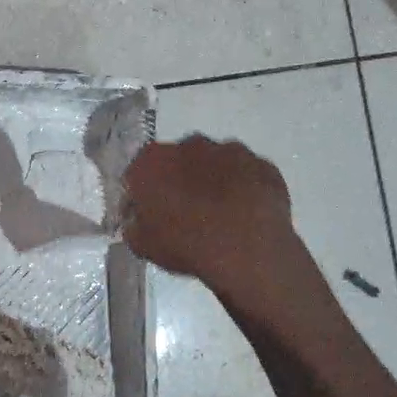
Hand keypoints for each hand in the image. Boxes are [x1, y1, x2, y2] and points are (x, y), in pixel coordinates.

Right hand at [121, 137, 302, 283]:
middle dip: (180, 180)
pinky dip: (243, 188)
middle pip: (179, 160)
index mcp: (152, 160)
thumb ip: (133, 223)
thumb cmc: (185, 245)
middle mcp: (190, 145)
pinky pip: (246, 174)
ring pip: (215, 163)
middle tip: (185, 212)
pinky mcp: (263, 164)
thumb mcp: (142, 244)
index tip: (150, 213)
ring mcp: (231, 151)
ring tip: (219, 214)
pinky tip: (244, 214)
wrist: (247, 252)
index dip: (144, 192)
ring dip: (213, 180)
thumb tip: (138, 217)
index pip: (139, 171)